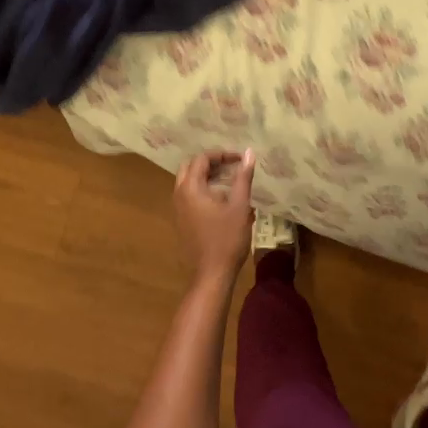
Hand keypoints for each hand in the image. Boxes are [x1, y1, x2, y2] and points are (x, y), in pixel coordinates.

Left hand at [173, 149, 255, 284]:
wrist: (212, 274)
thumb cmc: (227, 238)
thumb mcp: (240, 205)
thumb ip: (243, 177)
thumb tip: (249, 153)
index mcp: (191, 188)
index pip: (202, 159)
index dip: (221, 154)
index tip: (240, 159)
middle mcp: (179, 195)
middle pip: (190, 167)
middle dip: (210, 162)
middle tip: (230, 166)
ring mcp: (178, 210)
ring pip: (187, 182)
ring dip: (206, 176)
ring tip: (228, 180)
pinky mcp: (181, 222)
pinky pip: (188, 196)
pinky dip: (202, 189)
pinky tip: (221, 199)